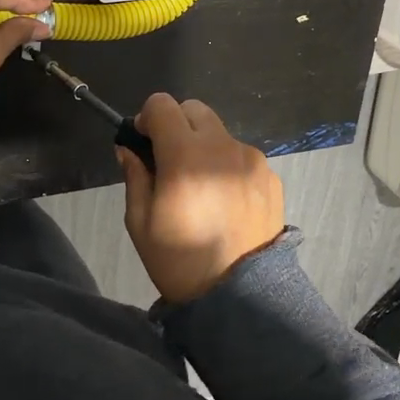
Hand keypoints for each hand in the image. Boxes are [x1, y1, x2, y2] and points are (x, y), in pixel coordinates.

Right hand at [120, 93, 284, 303]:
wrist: (238, 295)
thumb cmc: (178, 261)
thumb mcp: (140, 222)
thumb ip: (135, 176)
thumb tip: (129, 150)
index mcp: (184, 156)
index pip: (162, 105)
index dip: (147, 118)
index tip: (143, 143)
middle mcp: (222, 147)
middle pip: (195, 110)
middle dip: (176, 125)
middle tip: (168, 161)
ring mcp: (252, 160)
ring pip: (220, 134)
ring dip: (204, 147)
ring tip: (199, 189)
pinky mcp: (271, 177)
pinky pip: (242, 158)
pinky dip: (227, 168)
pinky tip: (223, 203)